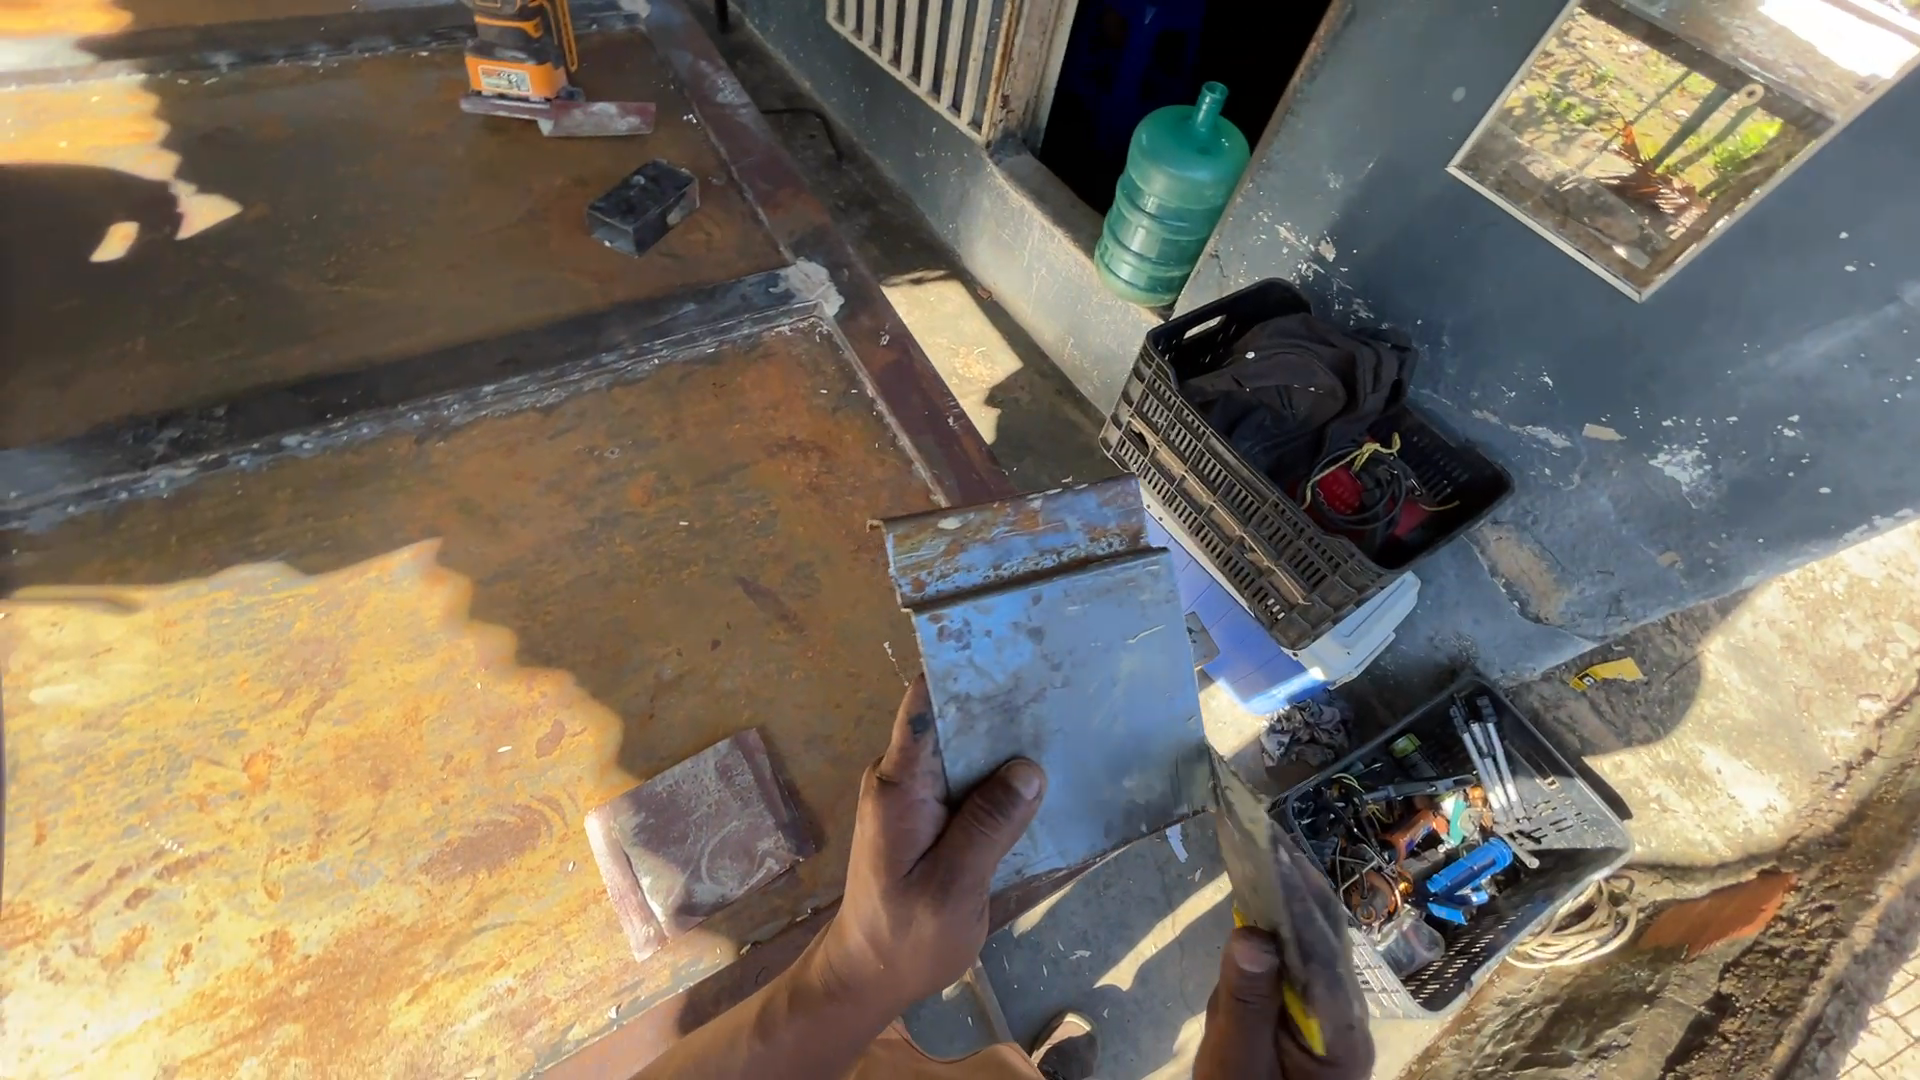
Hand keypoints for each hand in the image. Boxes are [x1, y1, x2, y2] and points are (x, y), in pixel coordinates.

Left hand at [803, 675, 1046, 1018]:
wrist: (868, 978)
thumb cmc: (904, 937)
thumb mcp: (952, 887)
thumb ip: (988, 826)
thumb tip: (1029, 768)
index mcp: (900, 785)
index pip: (923, 707)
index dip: (961, 673)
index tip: (1009, 653)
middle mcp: (904, 778)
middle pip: (949, 721)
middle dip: (996, 704)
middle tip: (1053, 688)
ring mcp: (917, 796)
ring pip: (963, 750)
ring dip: (1003, 740)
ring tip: (1058, 721)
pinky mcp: (932, 816)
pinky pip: (968, 781)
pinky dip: (999, 776)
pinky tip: (1041, 775)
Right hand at [1193, 845, 1373, 1078]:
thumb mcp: (1237, 1066)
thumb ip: (1246, 1004)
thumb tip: (1250, 933)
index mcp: (1341, 1034)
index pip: (1321, 946)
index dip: (1295, 891)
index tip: (1269, 843)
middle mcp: (1345, 1017)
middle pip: (1325, 934)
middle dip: (1294, 879)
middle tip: (1259, 826)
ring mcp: (1328, 1016)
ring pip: (1313, 941)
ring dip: (1287, 892)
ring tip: (1257, 845)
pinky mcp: (1307, 1015)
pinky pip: (1297, 957)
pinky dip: (1277, 920)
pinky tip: (1257, 897)